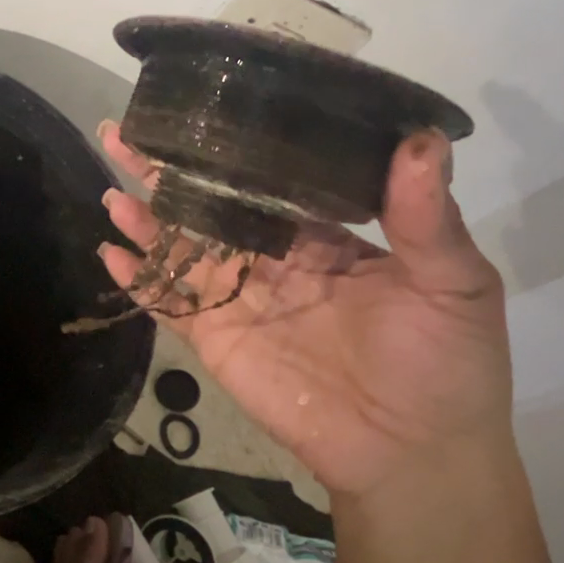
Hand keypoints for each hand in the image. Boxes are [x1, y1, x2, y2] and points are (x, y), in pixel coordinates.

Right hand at [96, 121, 510, 499]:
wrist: (411, 454)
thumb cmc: (445, 363)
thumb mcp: (454, 282)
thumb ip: (424, 217)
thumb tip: (421, 138)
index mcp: (321, 237)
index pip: (266, 178)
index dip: (230, 145)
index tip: (199, 107)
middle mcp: (271, 258)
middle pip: (208, 205)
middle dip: (165, 171)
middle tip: (122, 133)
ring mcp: (239, 299)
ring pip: (179, 247)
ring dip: (144, 219)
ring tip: (110, 189)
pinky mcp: (216, 339)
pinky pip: (169, 305)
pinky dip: (138, 281)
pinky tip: (109, 252)